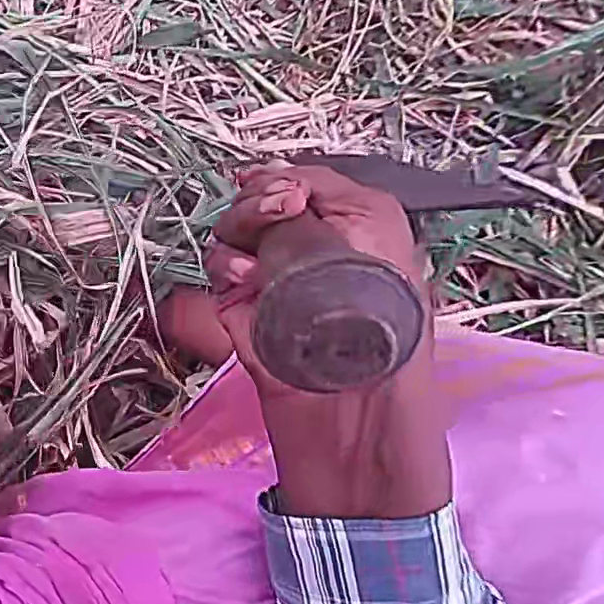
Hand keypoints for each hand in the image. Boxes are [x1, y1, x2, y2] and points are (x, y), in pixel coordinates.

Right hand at [207, 162, 450, 518]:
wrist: (353, 423)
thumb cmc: (384, 337)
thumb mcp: (373, 252)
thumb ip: (323, 208)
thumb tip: (269, 185)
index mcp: (356, 228)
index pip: (307, 180)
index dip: (286, 181)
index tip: (285, 197)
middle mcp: (310, 249)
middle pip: (262, 201)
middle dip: (258, 203)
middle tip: (273, 215)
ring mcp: (272, 280)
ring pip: (232, 235)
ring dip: (237, 237)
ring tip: (252, 263)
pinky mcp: (241, 310)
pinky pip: (219, 274)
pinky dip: (223, 270)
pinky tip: (240, 281)